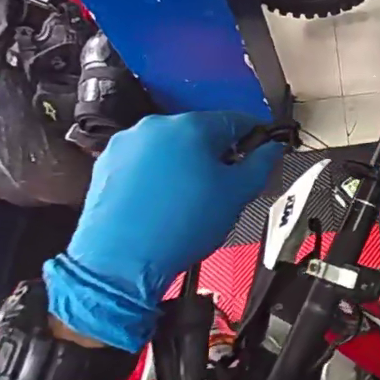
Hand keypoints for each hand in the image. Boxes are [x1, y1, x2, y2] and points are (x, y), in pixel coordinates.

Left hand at [44, 112, 284, 349]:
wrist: (121, 260)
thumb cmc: (179, 228)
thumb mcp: (236, 196)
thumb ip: (261, 165)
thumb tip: (271, 150)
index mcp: (191, 127)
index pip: (236, 119)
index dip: (255, 135)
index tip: (261, 150)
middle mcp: (156, 127)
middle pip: (200, 133)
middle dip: (218, 155)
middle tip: (227, 186)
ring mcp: (128, 144)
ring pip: (170, 148)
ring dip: (186, 165)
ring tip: (191, 201)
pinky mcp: (108, 164)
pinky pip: (144, 163)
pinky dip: (158, 176)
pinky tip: (164, 203)